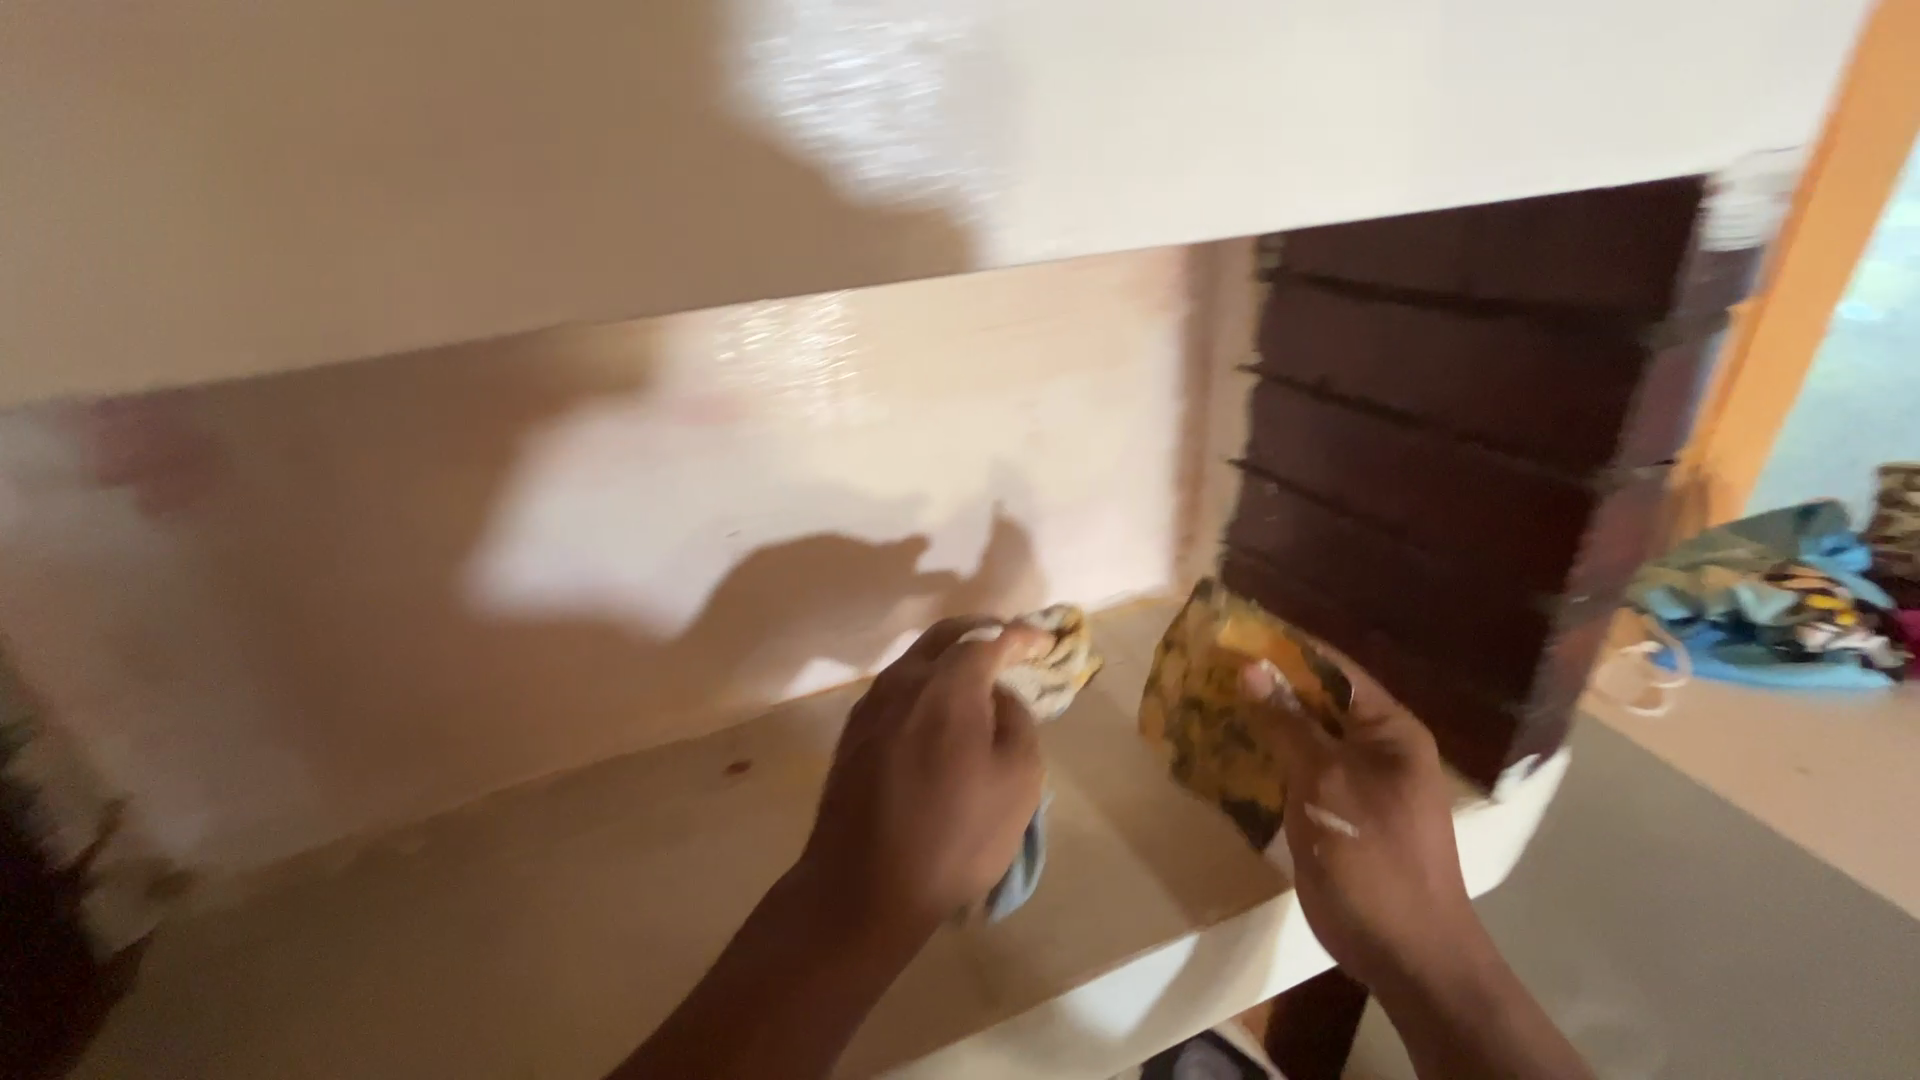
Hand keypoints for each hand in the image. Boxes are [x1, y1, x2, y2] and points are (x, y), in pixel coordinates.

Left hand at [797, 617, 1049, 938]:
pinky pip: (896, 688)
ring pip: (915, 660)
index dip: (1021, 636)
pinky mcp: (853, 733)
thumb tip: (998, 696)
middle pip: (944, 636)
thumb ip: (1017, 721)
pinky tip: (938, 708)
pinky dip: (925, 683)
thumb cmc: (954, 837)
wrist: (862, 887)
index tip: (1045, 640)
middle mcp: (903, 682)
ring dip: (950, 657)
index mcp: (947, 687)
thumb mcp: (1018, 782)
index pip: (988, 640)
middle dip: (981, 631)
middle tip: (1010, 643)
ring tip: (978, 675)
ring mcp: (870, 706)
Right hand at [1240, 660, 1483, 992]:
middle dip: (1265, 683)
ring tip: (1205, 698)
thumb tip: (1251, 668)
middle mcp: (1373, 747)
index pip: (1333, 670)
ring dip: (1259, 719)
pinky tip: (1222, 747)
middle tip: (1210, 665)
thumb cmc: (1372, 856)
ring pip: (1300, 735)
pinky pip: (1293, 769)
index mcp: (1388, 730)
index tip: (1235, 632)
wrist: (1403, 951)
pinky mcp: (1330, 811)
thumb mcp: (1325, 780)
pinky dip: (1262, 755)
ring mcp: (1352, 781)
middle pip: (1315, 700)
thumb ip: (1288, 722)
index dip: (1285, 648)